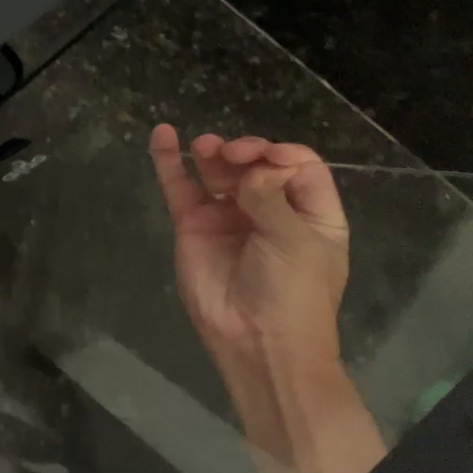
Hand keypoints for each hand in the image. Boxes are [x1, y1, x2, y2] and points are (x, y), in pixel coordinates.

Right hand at [148, 126, 348, 366]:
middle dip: (245, 151)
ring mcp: (227, 215)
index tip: (263, 159)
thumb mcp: (296, 242)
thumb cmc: (292, 291)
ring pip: (218, 171)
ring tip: (205, 146)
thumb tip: (248, 168)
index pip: (300, 167)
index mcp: (311, 214)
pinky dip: (168, 160)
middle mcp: (269, 209)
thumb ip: (270, 199)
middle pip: (256, 164)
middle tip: (231, 154)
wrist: (255, 337)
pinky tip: (162, 134)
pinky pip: (179, 186)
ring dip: (211, 152)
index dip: (281, 154)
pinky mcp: (191, 224)